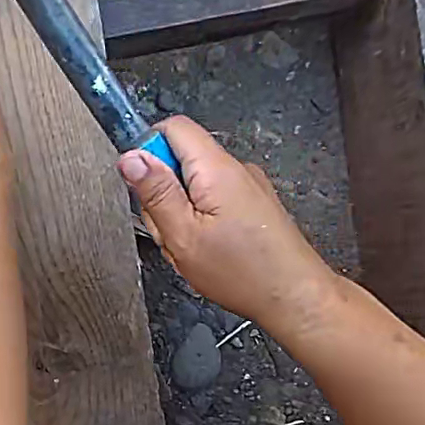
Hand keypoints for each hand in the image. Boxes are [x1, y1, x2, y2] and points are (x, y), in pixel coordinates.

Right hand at [117, 116, 342, 331]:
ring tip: (191, 245)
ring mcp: (246, 185)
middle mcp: (235, 169)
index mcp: (215, 169)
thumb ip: (155, 192)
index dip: (147, 152)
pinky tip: (207, 249)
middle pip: (179, 159)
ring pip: (192, 184)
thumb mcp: (183, 235)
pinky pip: (210, 199)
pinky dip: (199, 221)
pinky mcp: (251, 203)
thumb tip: (130, 157)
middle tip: (171, 230)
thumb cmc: (244, 273)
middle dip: (162, 193)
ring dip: (179, 213)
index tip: (145, 188)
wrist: (294, 297)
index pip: (171, 127)